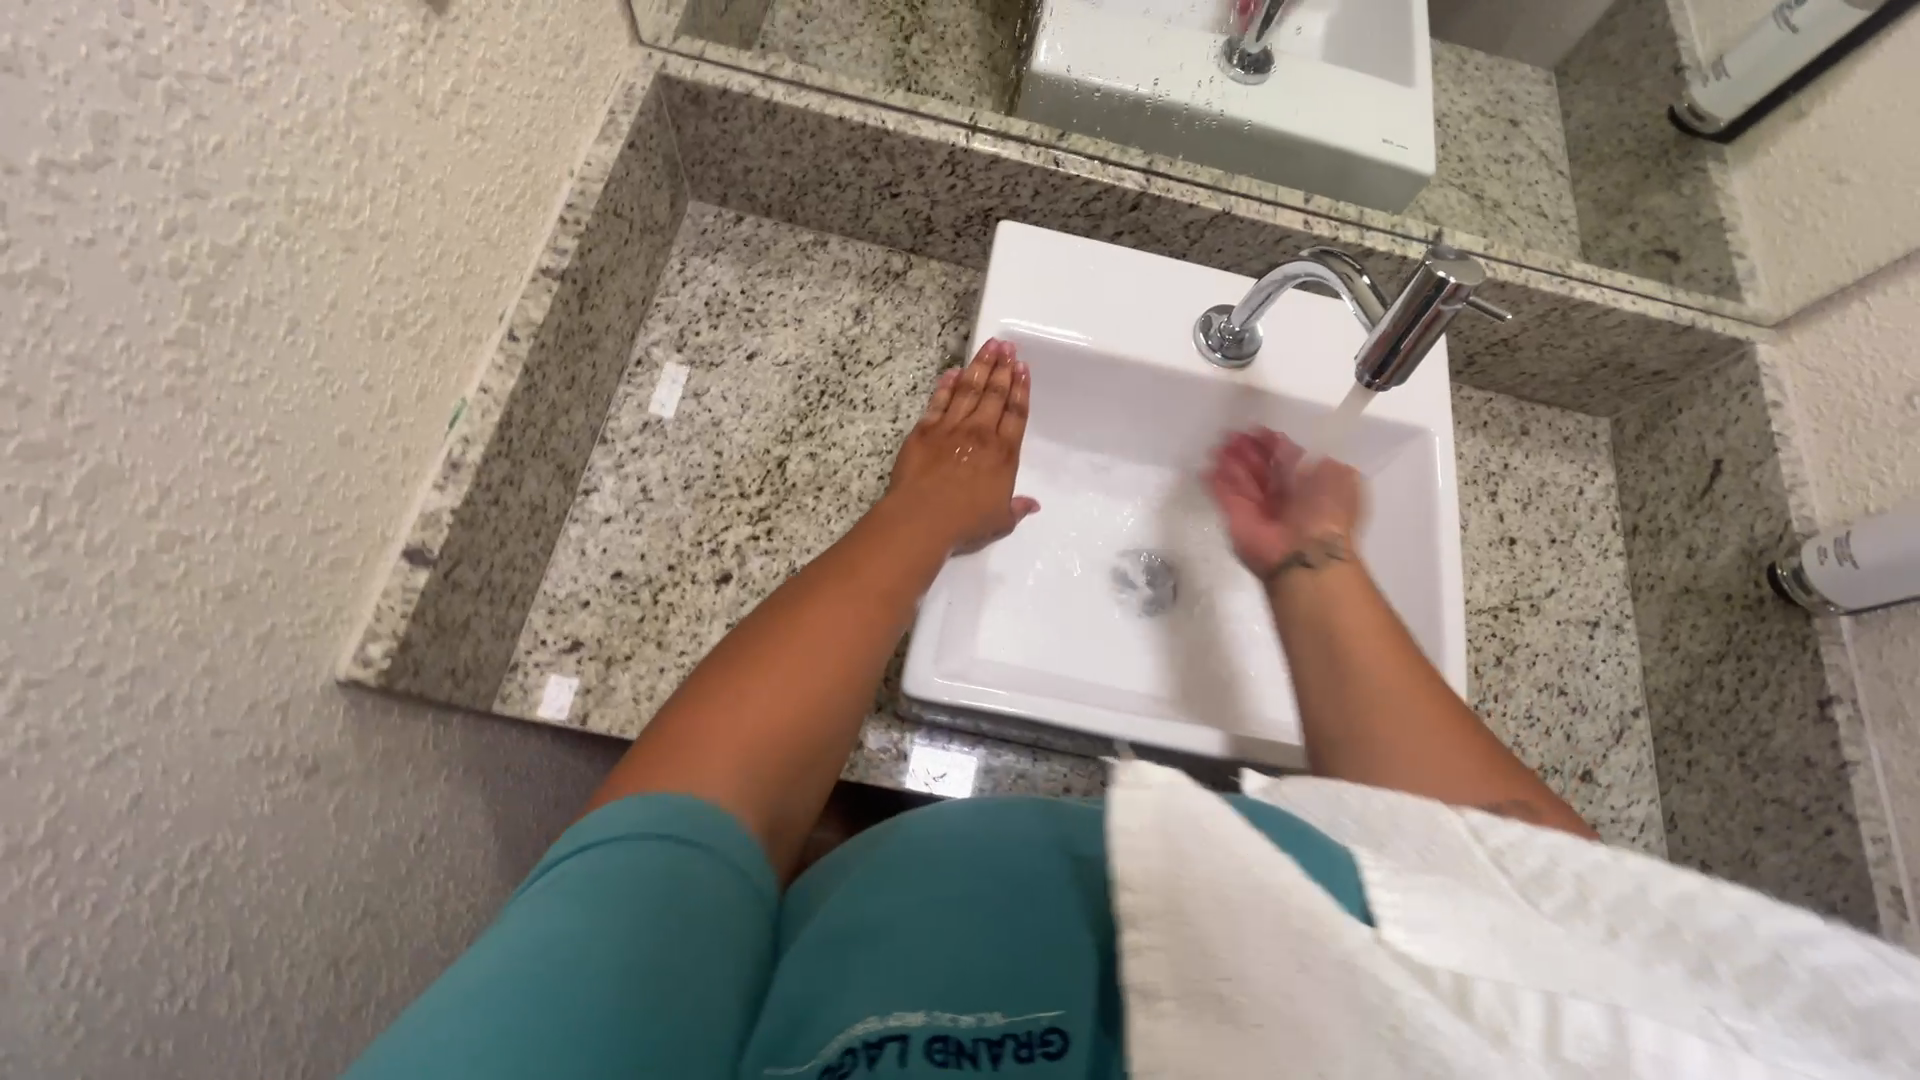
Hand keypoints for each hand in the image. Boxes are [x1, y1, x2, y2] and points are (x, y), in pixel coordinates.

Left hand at [886, 338, 1039, 552]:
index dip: (1021, 389)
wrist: (922, 517)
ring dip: (980, 367)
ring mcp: (951, 428)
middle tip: (1007, 347)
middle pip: (994, 394)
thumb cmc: (965, 522)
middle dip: (1003, 368)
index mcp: (1003, 454)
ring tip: (989, 347)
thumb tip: (1032, 505)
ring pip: (969, 390)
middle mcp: (980, 434)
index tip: (1023, 369)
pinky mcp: (925, 430)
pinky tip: (953, 372)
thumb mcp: (1000, 521)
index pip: (1016, 413)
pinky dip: (947, 385)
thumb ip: (1016, 508)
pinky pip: (939, 401)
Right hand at [1206, 427, 1363, 576]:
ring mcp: (1258, 509)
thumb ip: (1317, 457)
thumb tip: (1295, 448)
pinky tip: (1209, 465)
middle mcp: (1284, 498)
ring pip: (1241, 479)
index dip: (1272, 443)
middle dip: (1248, 450)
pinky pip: (1223, 495)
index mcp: (1310, 486)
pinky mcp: (1236, 518)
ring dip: (1231, 461)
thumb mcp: (1338, 475)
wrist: (1306, 554)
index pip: (1287, 460)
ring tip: (1220, 443)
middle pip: (1261, 469)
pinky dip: (1215, 481)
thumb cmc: (1326, 511)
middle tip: (1233, 433)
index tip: (1258, 429)